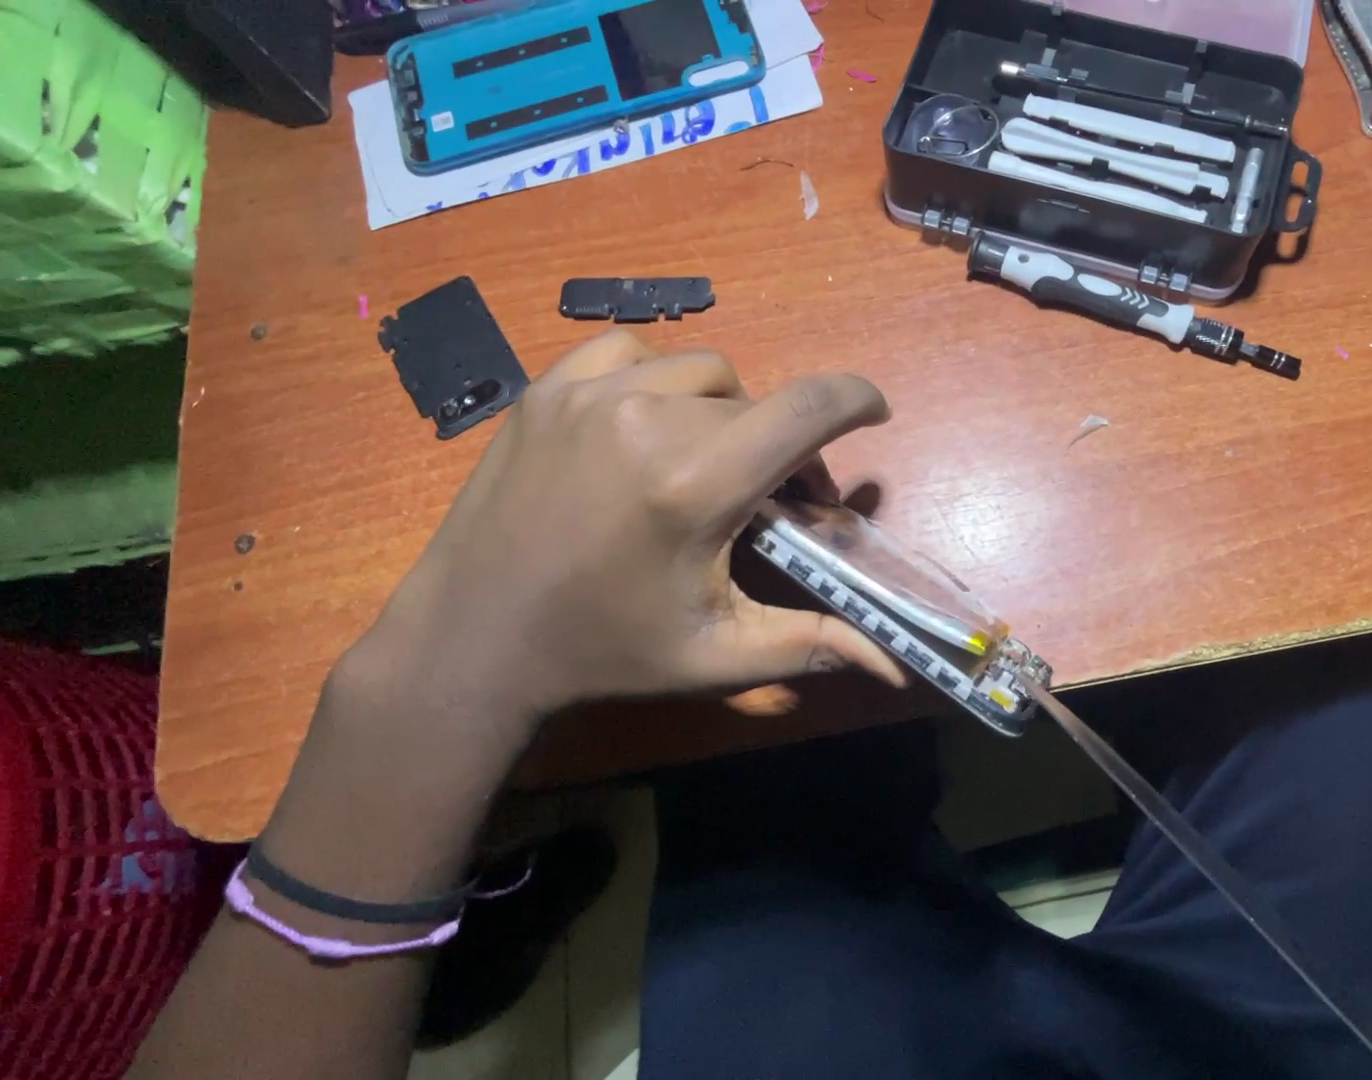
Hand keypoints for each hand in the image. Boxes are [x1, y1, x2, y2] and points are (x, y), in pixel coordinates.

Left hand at [337, 329, 905, 757]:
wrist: (471, 641)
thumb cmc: (606, 653)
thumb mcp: (719, 656)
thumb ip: (816, 645)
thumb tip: (900, 668)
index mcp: (693, 486)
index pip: (805, 409)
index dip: (856, 400)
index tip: (875, 415)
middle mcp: (645, 419)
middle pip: (759, 403)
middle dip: (787, 445)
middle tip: (775, 501)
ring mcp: (587, 394)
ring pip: (703, 372)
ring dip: (730, 411)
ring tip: (712, 462)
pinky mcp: (546, 388)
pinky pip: (633, 353)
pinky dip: (662, 379)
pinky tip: (650, 425)